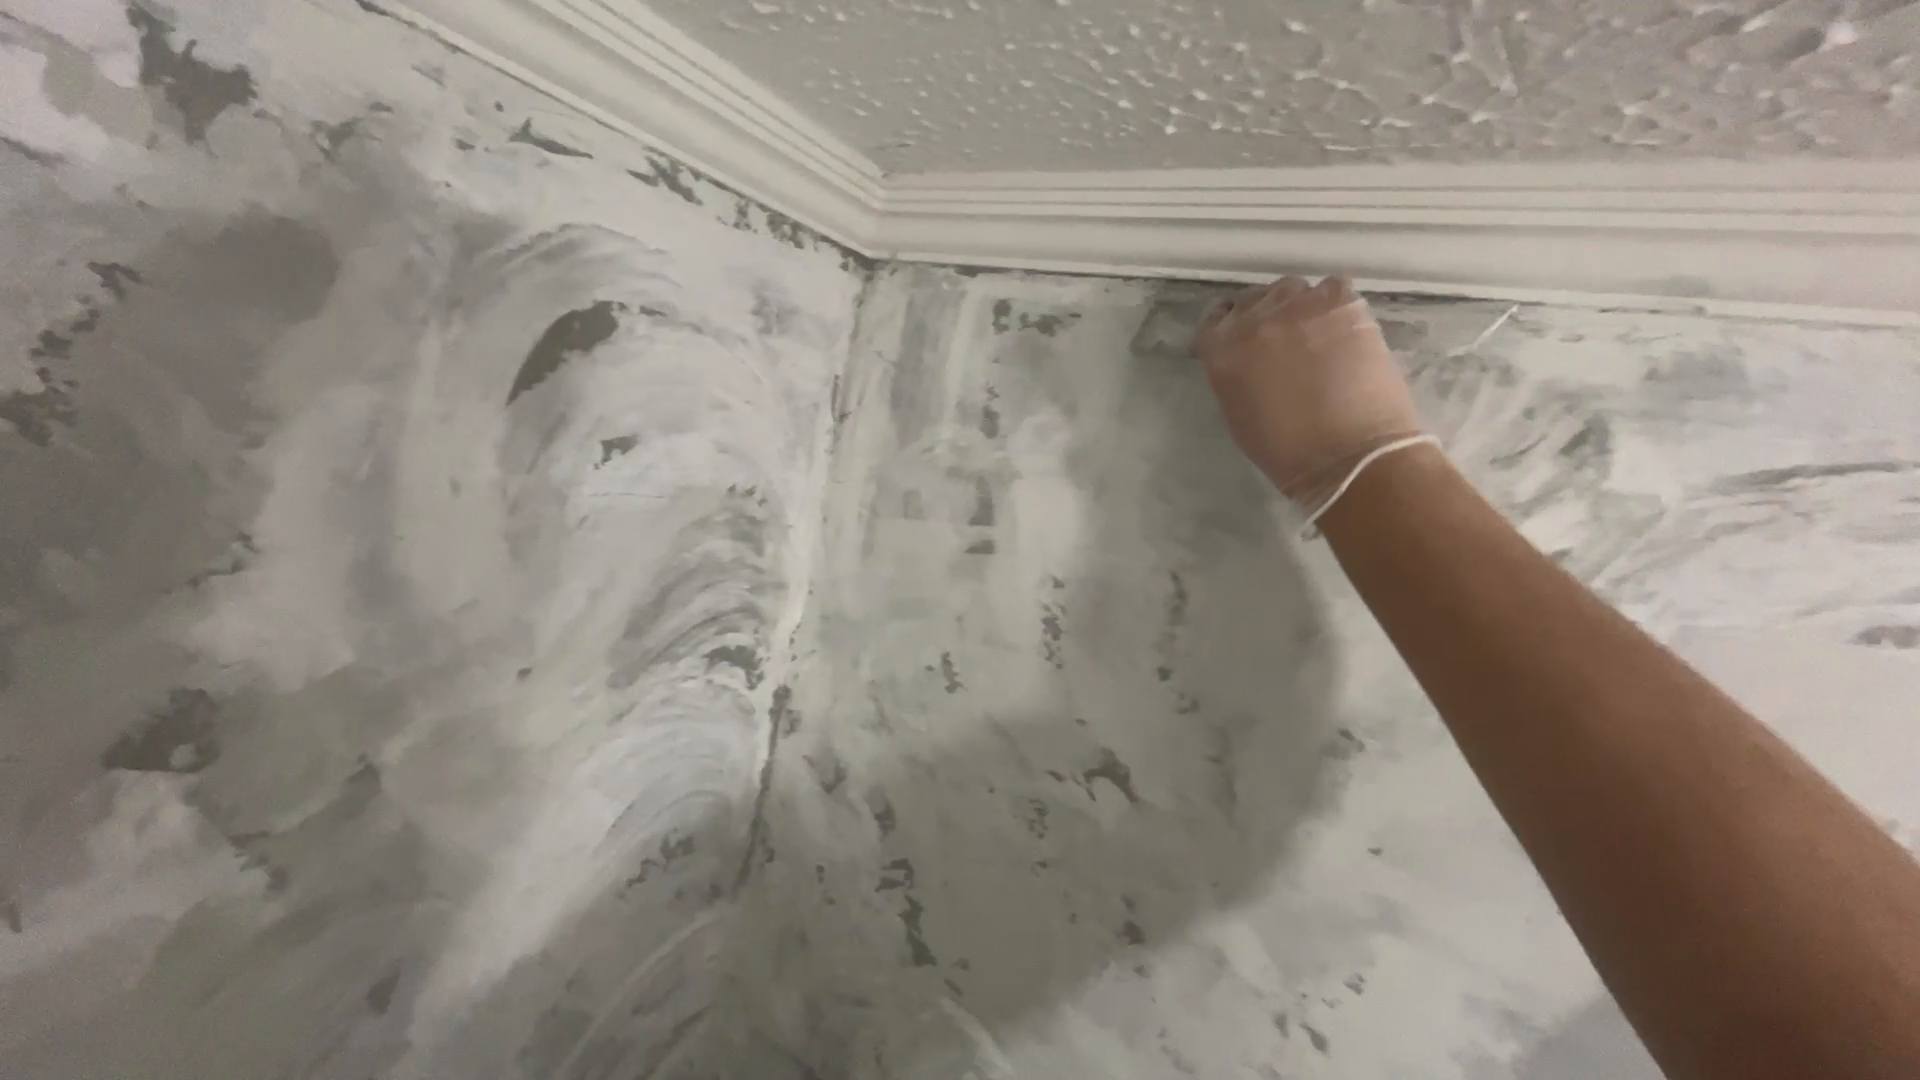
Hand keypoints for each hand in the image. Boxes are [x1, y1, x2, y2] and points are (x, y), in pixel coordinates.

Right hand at [1194, 275, 1425, 509]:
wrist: (1346, 454)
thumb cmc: (1285, 450)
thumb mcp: (1237, 414)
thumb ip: (1234, 376)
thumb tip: (1248, 361)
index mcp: (1222, 351)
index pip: (1215, 321)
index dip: (1229, 326)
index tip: (1242, 336)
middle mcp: (1254, 320)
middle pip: (1253, 300)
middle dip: (1264, 316)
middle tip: (1283, 339)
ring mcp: (1298, 307)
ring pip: (1292, 290)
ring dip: (1298, 307)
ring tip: (1314, 332)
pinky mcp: (1341, 303)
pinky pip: (1332, 288)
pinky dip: (1334, 303)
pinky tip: (1342, 328)